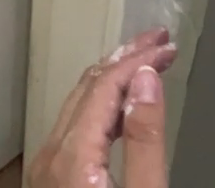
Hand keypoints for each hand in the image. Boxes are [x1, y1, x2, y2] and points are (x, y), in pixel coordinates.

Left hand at [29, 27, 176, 187]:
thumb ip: (144, 141)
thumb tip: (146, 78)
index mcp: (71, 154)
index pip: (106, 84)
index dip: (140, 58)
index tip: (169, 47)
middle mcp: (50, 154)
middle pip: (90, 86)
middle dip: (127, 57)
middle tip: (158, 40)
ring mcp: (46, 168)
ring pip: (79, 102)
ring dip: (114, 77)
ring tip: (144, 62)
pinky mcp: (50, 180)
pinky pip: (75, 125)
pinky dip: (101, 103)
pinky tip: (121, 105)